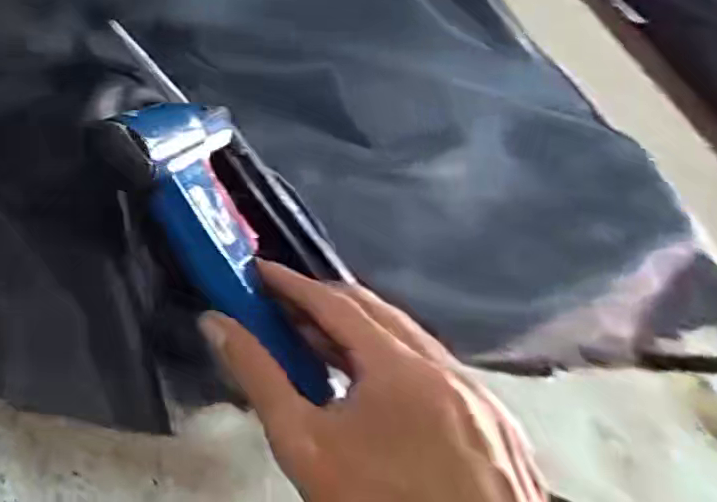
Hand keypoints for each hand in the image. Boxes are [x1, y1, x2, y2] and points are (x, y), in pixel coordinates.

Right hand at [201, 262, 547, 501]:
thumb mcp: (302, 444)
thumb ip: (256, 374)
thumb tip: (214, 322)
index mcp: (404, 369)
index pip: (335, 302)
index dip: (290, 282)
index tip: (254, 270)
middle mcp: (451, 374)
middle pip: (376, 311)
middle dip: (323, 299)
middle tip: (279, 302)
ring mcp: (485, 405)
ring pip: (410, 340)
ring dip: (358, 329)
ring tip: (314, 339)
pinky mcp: (503, 436)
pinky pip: (437, 372)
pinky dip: (393, 359)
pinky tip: (368, 386)